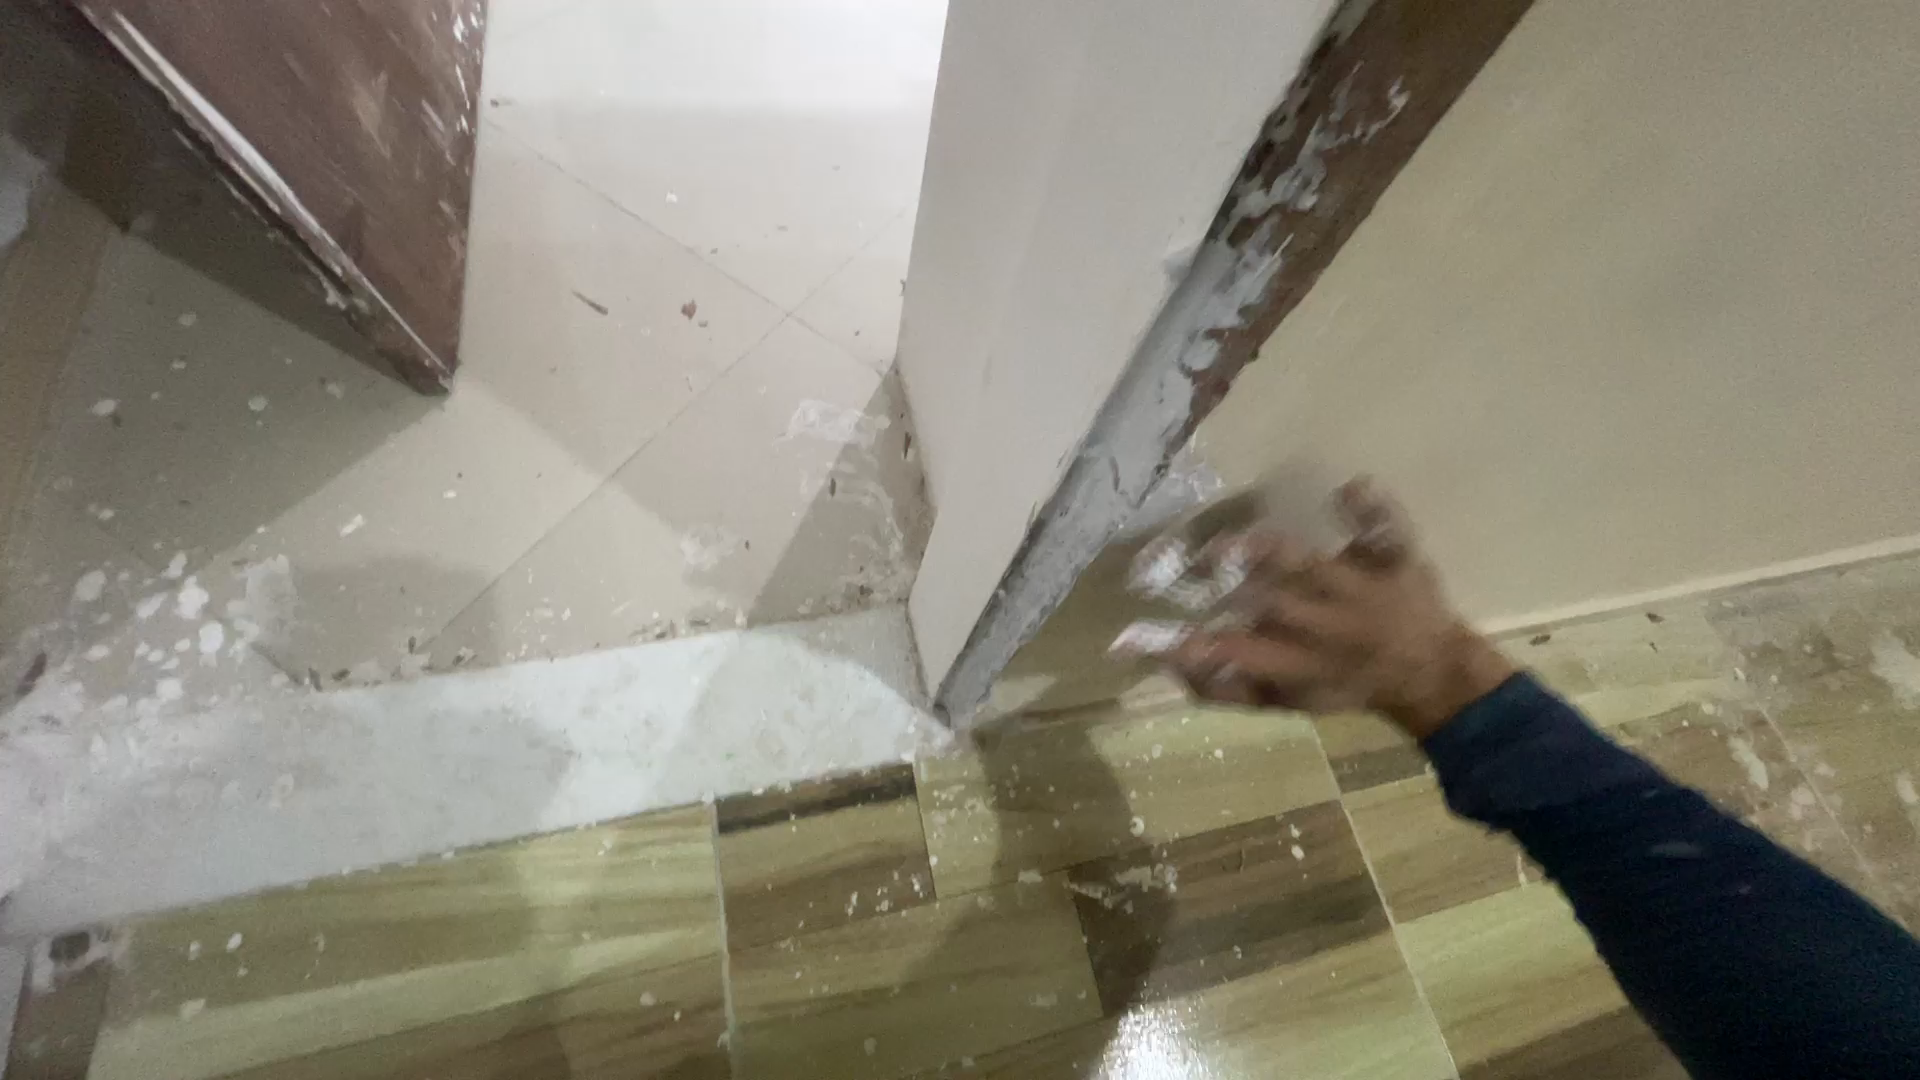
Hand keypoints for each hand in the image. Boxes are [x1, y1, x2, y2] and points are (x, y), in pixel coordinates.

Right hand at [1113, 477, 1514, 738]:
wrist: (1431, 673)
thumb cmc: (1344, 687)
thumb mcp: (1286, 702)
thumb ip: (1228, 690)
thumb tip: (1171, 669)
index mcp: (1299, 659)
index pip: (1235, 652)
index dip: (1191, 647)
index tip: (1140, 638)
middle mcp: (1326, 622)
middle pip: (1272, 602)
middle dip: (1227, 586)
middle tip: (1178, 565)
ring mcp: (1363, 588)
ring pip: (1316, 567)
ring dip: (1276, 552)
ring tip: (1236, 541)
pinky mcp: (1398, 559)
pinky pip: (1387, 531)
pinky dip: (1371, 510)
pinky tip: (1350, 486)